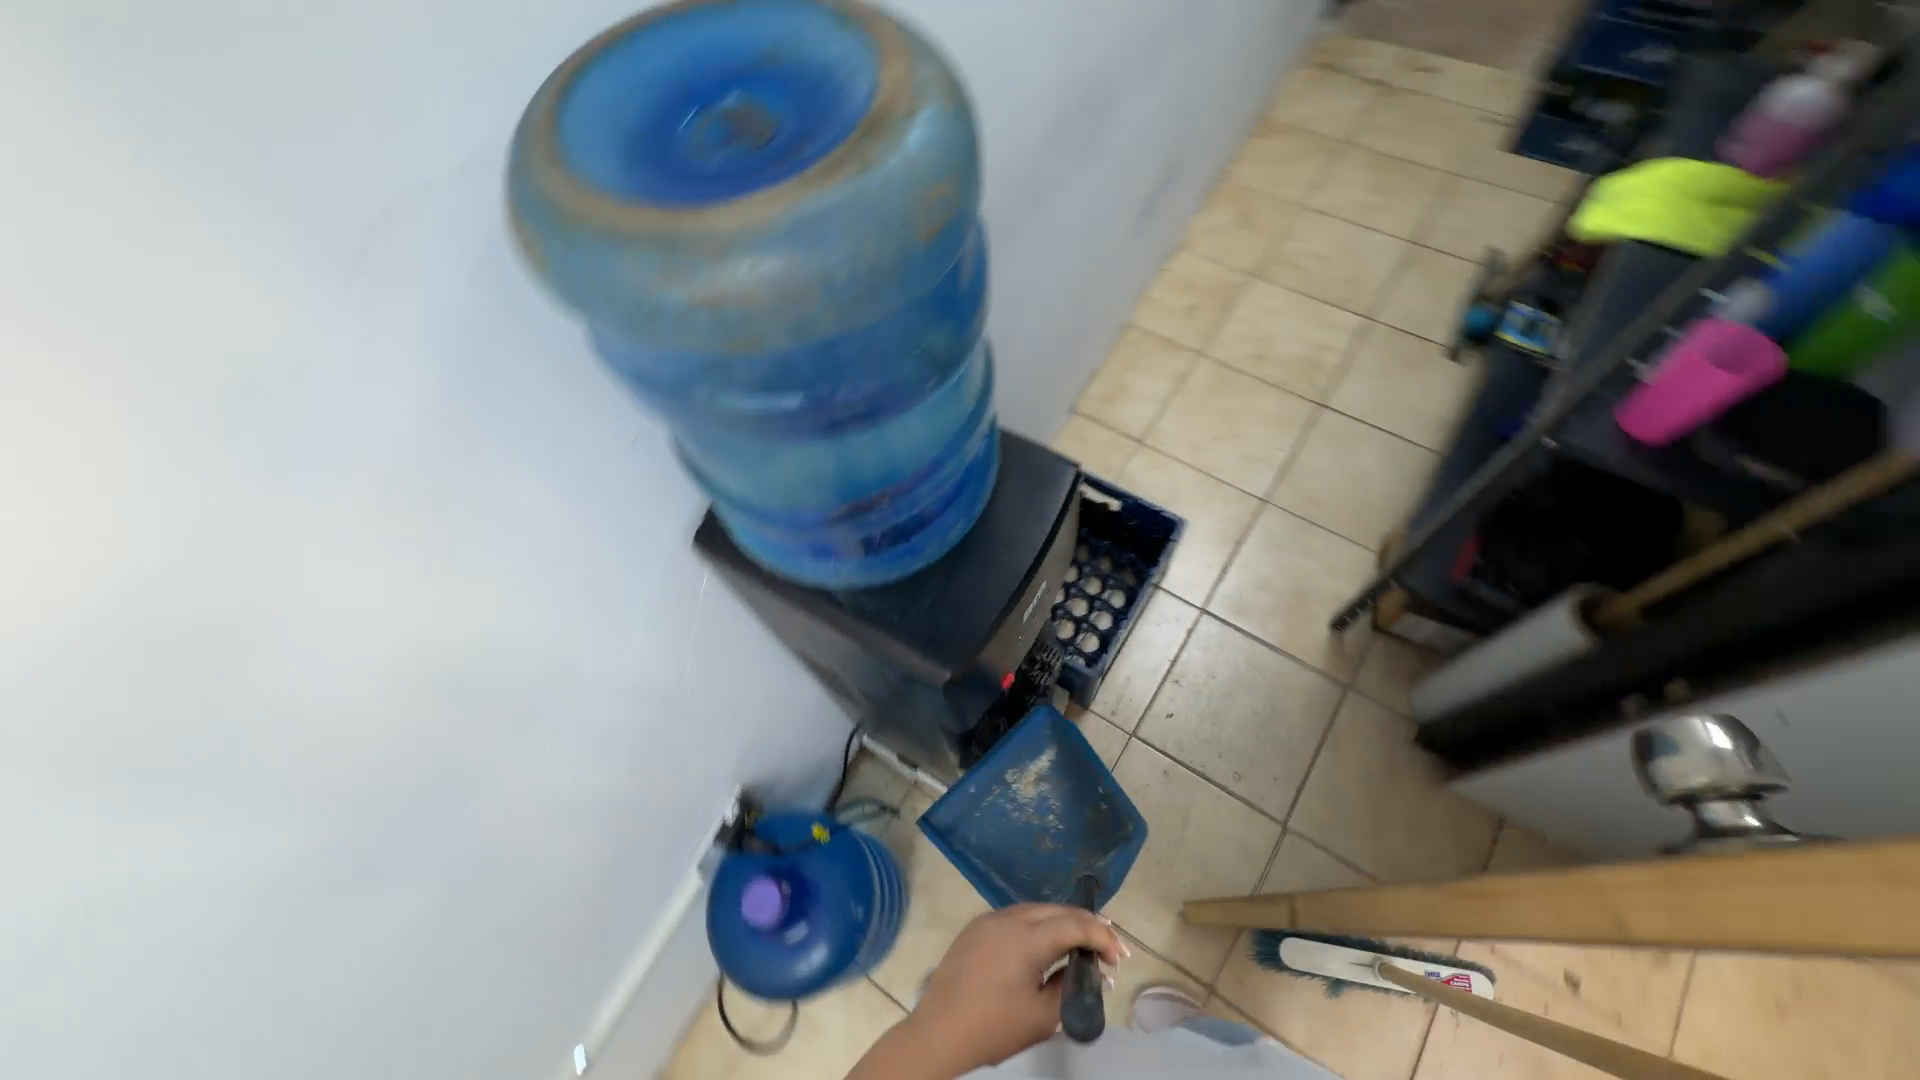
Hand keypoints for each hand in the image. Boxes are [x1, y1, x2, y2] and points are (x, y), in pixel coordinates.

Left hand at [850, 905, 1126, 1079]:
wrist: (938, 1035)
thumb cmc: (994, 1028)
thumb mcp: (1042, 1015)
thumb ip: (1071, 986)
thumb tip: (1089, 972)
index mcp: (1026, 937)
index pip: (1075, 923)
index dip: (1102, 936)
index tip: (1120, 959)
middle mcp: (1007, 918)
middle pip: (1057, 910)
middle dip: (1087, 925)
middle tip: (1109, 948)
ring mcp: (988, 920)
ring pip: (1035, 910)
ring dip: (1061, 923)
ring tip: (1082, 943)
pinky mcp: (974, 929)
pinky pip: (1015, 918)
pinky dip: (1037, 926)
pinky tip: (1046, 943)